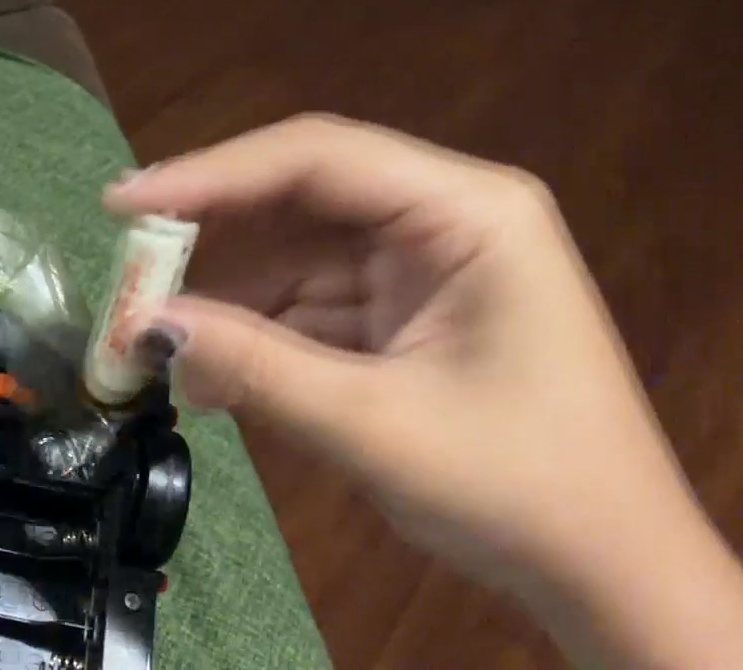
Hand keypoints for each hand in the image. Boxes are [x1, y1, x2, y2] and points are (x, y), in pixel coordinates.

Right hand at [105, 114, 742, 668]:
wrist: (616, 584)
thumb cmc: (525, 495)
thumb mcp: (376, 427)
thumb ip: (253, 367)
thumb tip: (146, 326)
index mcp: (467, 212)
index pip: (316, 158)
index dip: (210, 173)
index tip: (126, 204)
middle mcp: (439, 215)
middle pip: (294, 192)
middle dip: (208, 231)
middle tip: (127, 262)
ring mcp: (415, 260)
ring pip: (286, 246)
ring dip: (220, 289)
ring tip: (150, 330)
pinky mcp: (393, 304)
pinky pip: (299, 294)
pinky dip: (247, 325)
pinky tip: (202, 364)